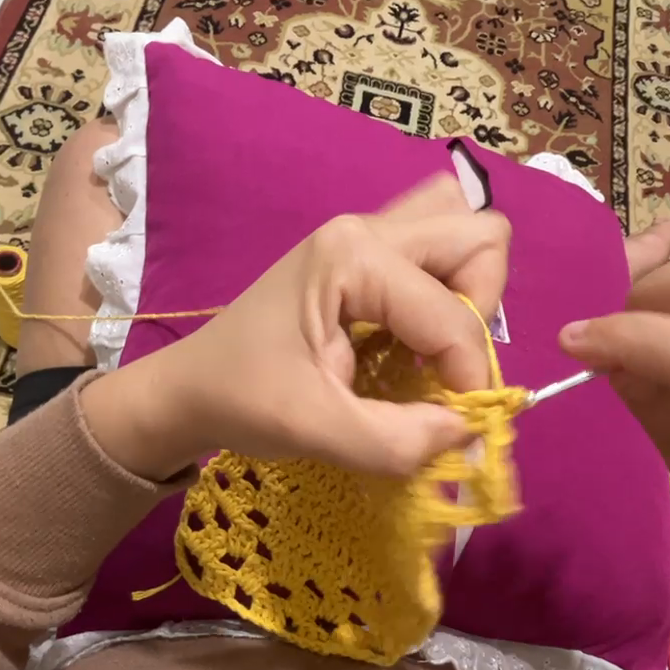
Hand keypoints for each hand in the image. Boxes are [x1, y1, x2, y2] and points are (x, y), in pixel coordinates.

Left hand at [84, 174, 510, 479]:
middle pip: (479, 237)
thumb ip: (396, 440)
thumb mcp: (314, 430)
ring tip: (432, 343)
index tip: (451, 422)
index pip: (453, 310)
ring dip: (468, 288)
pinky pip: (435, 247)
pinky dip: (445, 289)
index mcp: (350, 257)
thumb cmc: (241, 400)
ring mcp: (363, 234)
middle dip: (479, 309)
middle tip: (441, 365)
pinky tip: (412, 336)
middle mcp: (364, 229)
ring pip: (461, 229)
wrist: (190, 389)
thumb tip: (468, 428)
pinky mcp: (363, 254)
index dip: (467, 374)